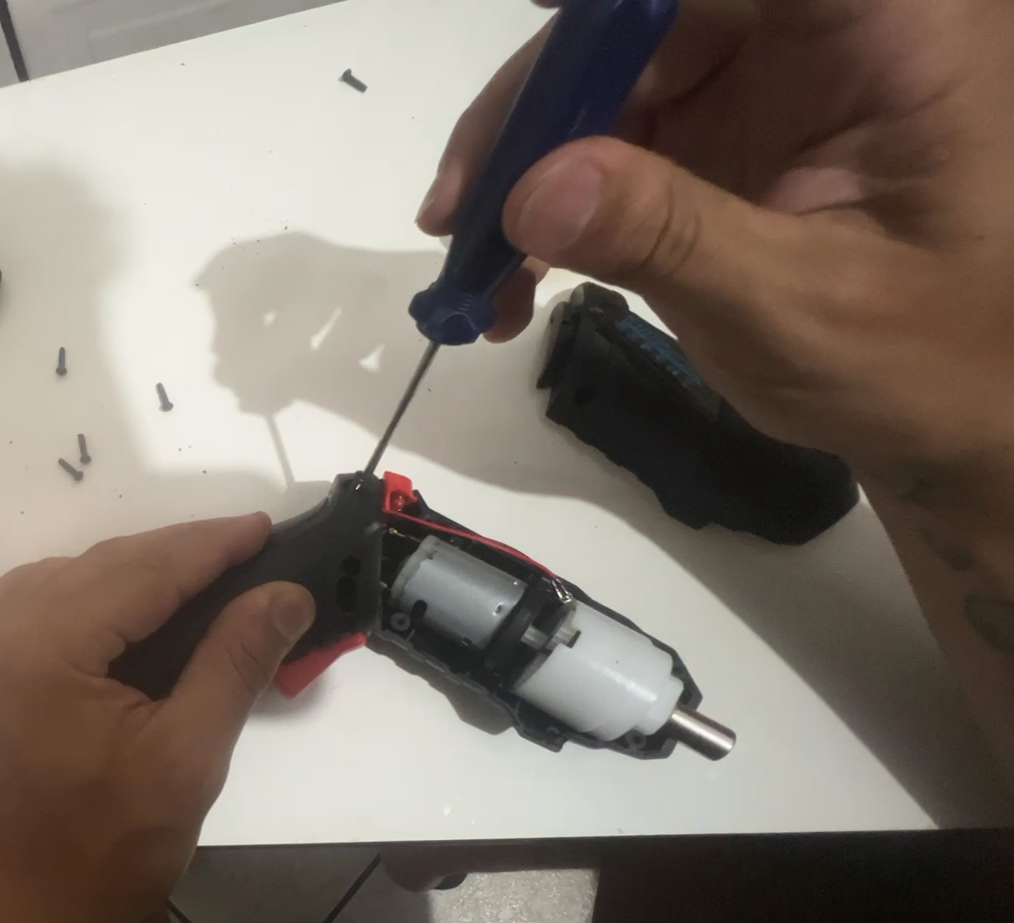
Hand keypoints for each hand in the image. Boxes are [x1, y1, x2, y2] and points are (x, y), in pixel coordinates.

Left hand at [0, 515, 315, 922]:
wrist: (21, 914)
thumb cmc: (106, 850)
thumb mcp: (187, 756)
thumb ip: (234, 661)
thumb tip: (285, 595)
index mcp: (46, 641)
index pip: (144, 570)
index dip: (212, 546)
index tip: (266, 527)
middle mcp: (3, 622)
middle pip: (109, 563)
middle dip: (182, 554)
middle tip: (251, 549)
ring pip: (79, 574)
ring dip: (143, 569)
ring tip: (210, 574)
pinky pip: (50, 596)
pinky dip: (102, 591)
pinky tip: (137, 603)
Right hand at [419, 0, 1013, 501]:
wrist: (943, 407)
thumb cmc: (915, 356)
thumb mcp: (783, 302)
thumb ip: (663, 237)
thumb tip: (530, 191)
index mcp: (890, 36)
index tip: (534, 11)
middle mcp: (814, 45)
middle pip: (640, 28)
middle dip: (531, 115)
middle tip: (455, 213)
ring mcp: (749, 99)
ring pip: (597, 98)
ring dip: (516, 184)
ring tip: (473, 279)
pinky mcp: (700, 155)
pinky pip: (591, 163)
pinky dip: (538, 226)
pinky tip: (511, 290)